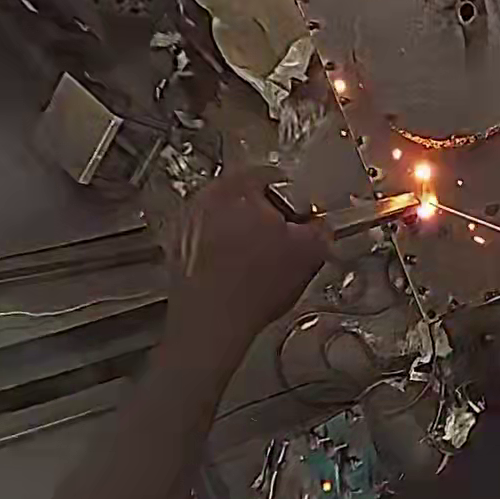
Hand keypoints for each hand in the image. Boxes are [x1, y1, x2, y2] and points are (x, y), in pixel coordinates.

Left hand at [162, 166, 326, 341]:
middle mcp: (206, 198)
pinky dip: (226, 251)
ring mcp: (187, 223)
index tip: (302, 216)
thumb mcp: (310, 252)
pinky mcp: (177, 249)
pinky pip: (211, 241)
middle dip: (267, 216)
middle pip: (248, 198)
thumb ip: (320, 228)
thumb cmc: (259, 282)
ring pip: (229, 219)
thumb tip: (322, 224)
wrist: (213, 321)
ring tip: (263, 261)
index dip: (294, 198)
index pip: (273, 177)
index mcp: (239, 188)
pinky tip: (241, 273)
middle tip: (286, 240)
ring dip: (245, 233)